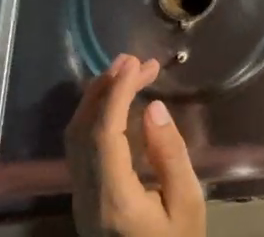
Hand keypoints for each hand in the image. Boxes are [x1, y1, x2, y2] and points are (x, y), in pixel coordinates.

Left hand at [65, 55, 204, 236]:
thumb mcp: (188, 203)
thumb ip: (170, 155)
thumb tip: (153, 108)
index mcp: (114, 200)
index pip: (104, 135)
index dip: (116, 94)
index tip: (136, 63)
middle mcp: (88, 197)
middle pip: (82, 132)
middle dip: (107, 89)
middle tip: (137, 60)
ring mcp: (81, 199)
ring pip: (75, 139)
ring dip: (98, 100)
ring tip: (126, 72)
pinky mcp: (84, 198)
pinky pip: (81, 148)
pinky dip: (96, 117)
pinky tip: (117, 103)